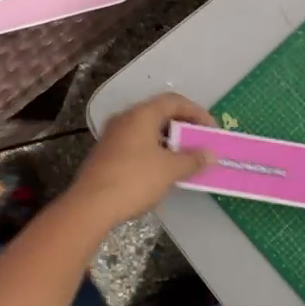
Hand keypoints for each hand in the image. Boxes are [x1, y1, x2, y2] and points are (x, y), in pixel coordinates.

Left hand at [65, 93, 214, 228]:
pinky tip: (162, 168)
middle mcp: (125, 118)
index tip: (212, 129)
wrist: (92, 204)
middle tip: (200, 143)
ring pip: (147, 129)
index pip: (174, 101)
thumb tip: (210, 154)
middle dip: (183, 127)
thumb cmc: (135, 179)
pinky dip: (154, 150)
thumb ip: (193, 159)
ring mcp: (113, 134)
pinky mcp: (106, 152)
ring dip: (169, 140)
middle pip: (159, 113)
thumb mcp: (170, 169)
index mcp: (141, 114)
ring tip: (185, 158)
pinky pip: (136, 143)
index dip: (196, 112)